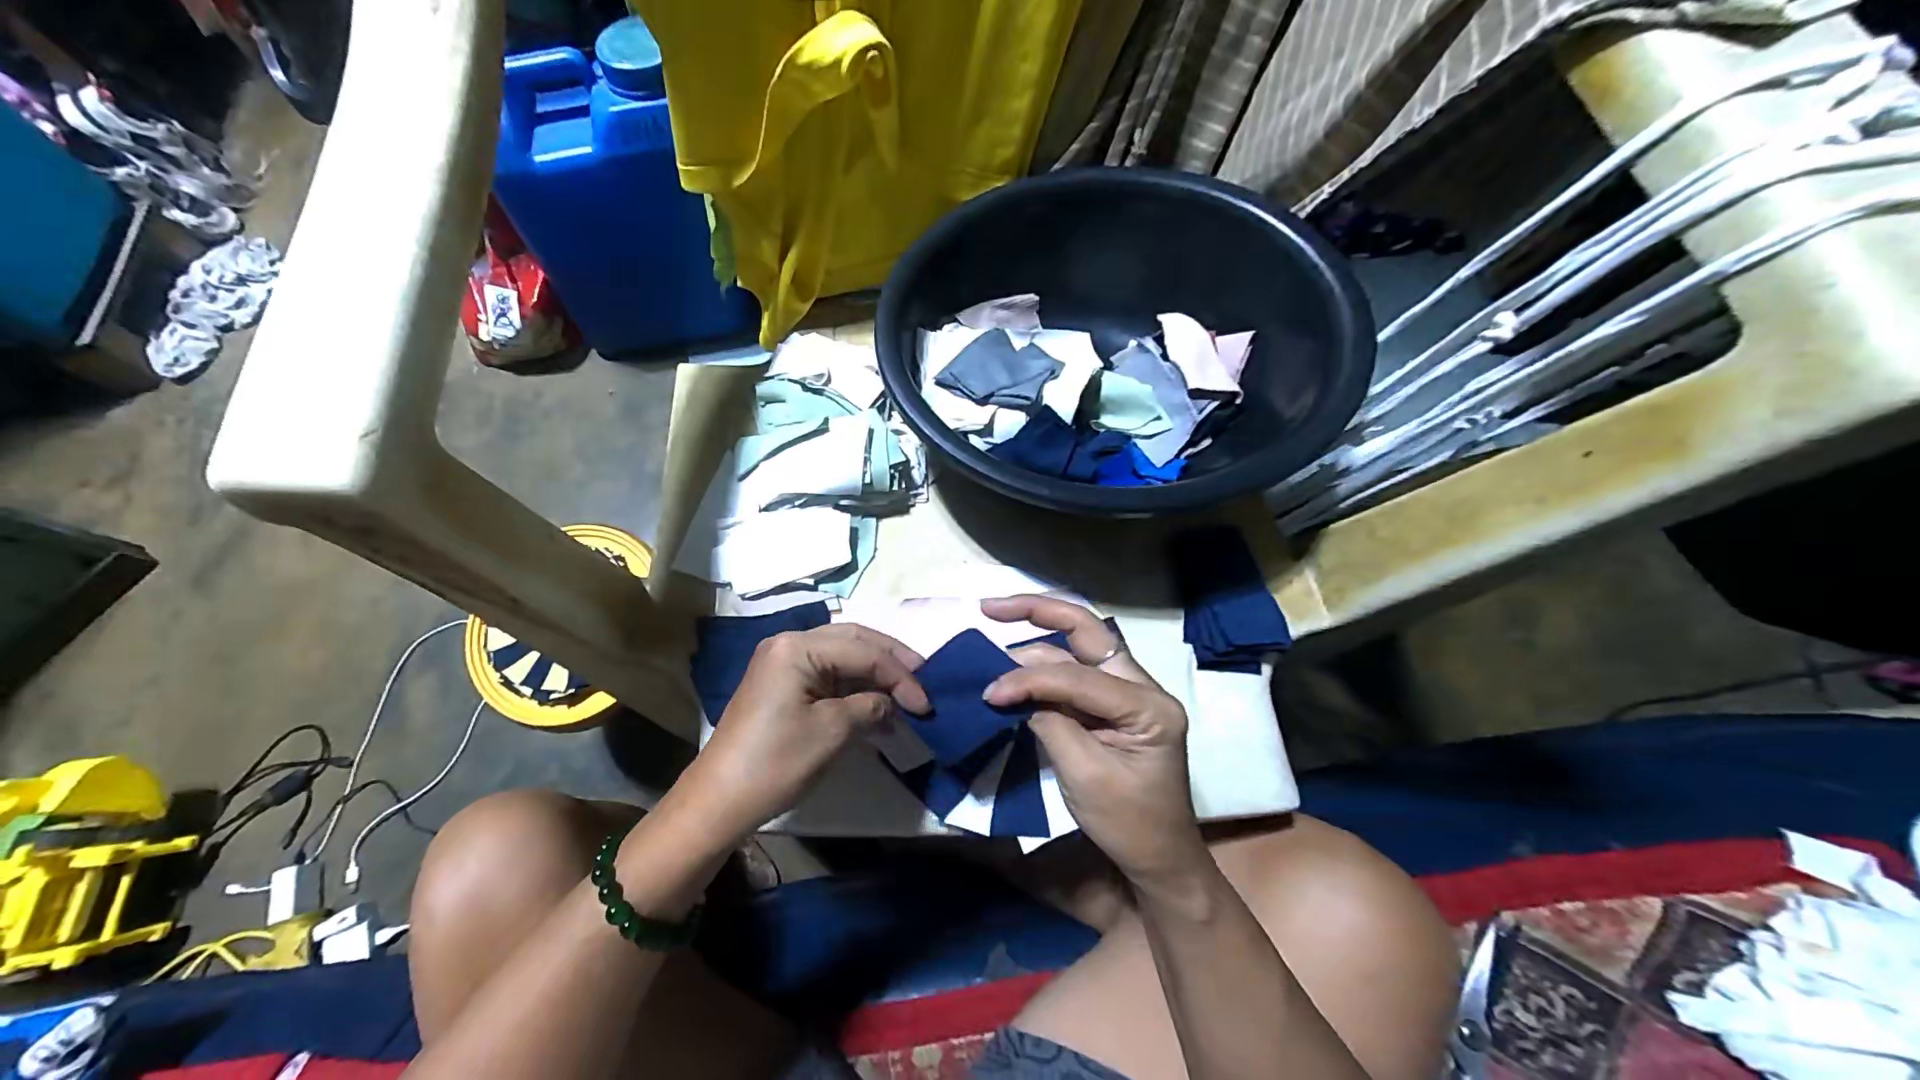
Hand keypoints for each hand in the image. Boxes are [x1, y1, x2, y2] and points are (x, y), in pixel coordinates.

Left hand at [672, 624, 928, 843]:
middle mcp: (789, 644)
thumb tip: (892, 703)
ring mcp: (783, 664)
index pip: (863, 651)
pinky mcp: (783, 686)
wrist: (720, 800)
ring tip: (907, 699)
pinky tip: (879, 709)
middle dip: (891, 662)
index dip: (900, 675)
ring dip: (875, 676)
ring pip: (843, 658)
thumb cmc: (776, 761)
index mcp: (798, 647)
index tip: (927, 704)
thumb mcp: (832, 731)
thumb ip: (869, 706)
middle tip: (924, 682)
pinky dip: (855, 690)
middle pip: (854, 641)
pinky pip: (828, 676)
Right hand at [981, 596, 1208, 883]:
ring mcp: (1127, 692)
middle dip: (1039, 612)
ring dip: (1035, 641)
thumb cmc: (1128, 824)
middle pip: (1087, 630)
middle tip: (990, 607)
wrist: (1158, 858)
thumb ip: (1049, 722)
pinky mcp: (1110, 705)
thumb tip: (1010, 689)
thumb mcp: (1084, 775)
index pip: (1079, 676)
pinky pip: (1074, 673)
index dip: (1029, 679)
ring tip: (993, 639)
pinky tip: (1014, 664)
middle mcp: (1141, 685)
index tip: (988, 693)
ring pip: (1078, 647)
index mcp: (1149, 705)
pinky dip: (1041, 667)